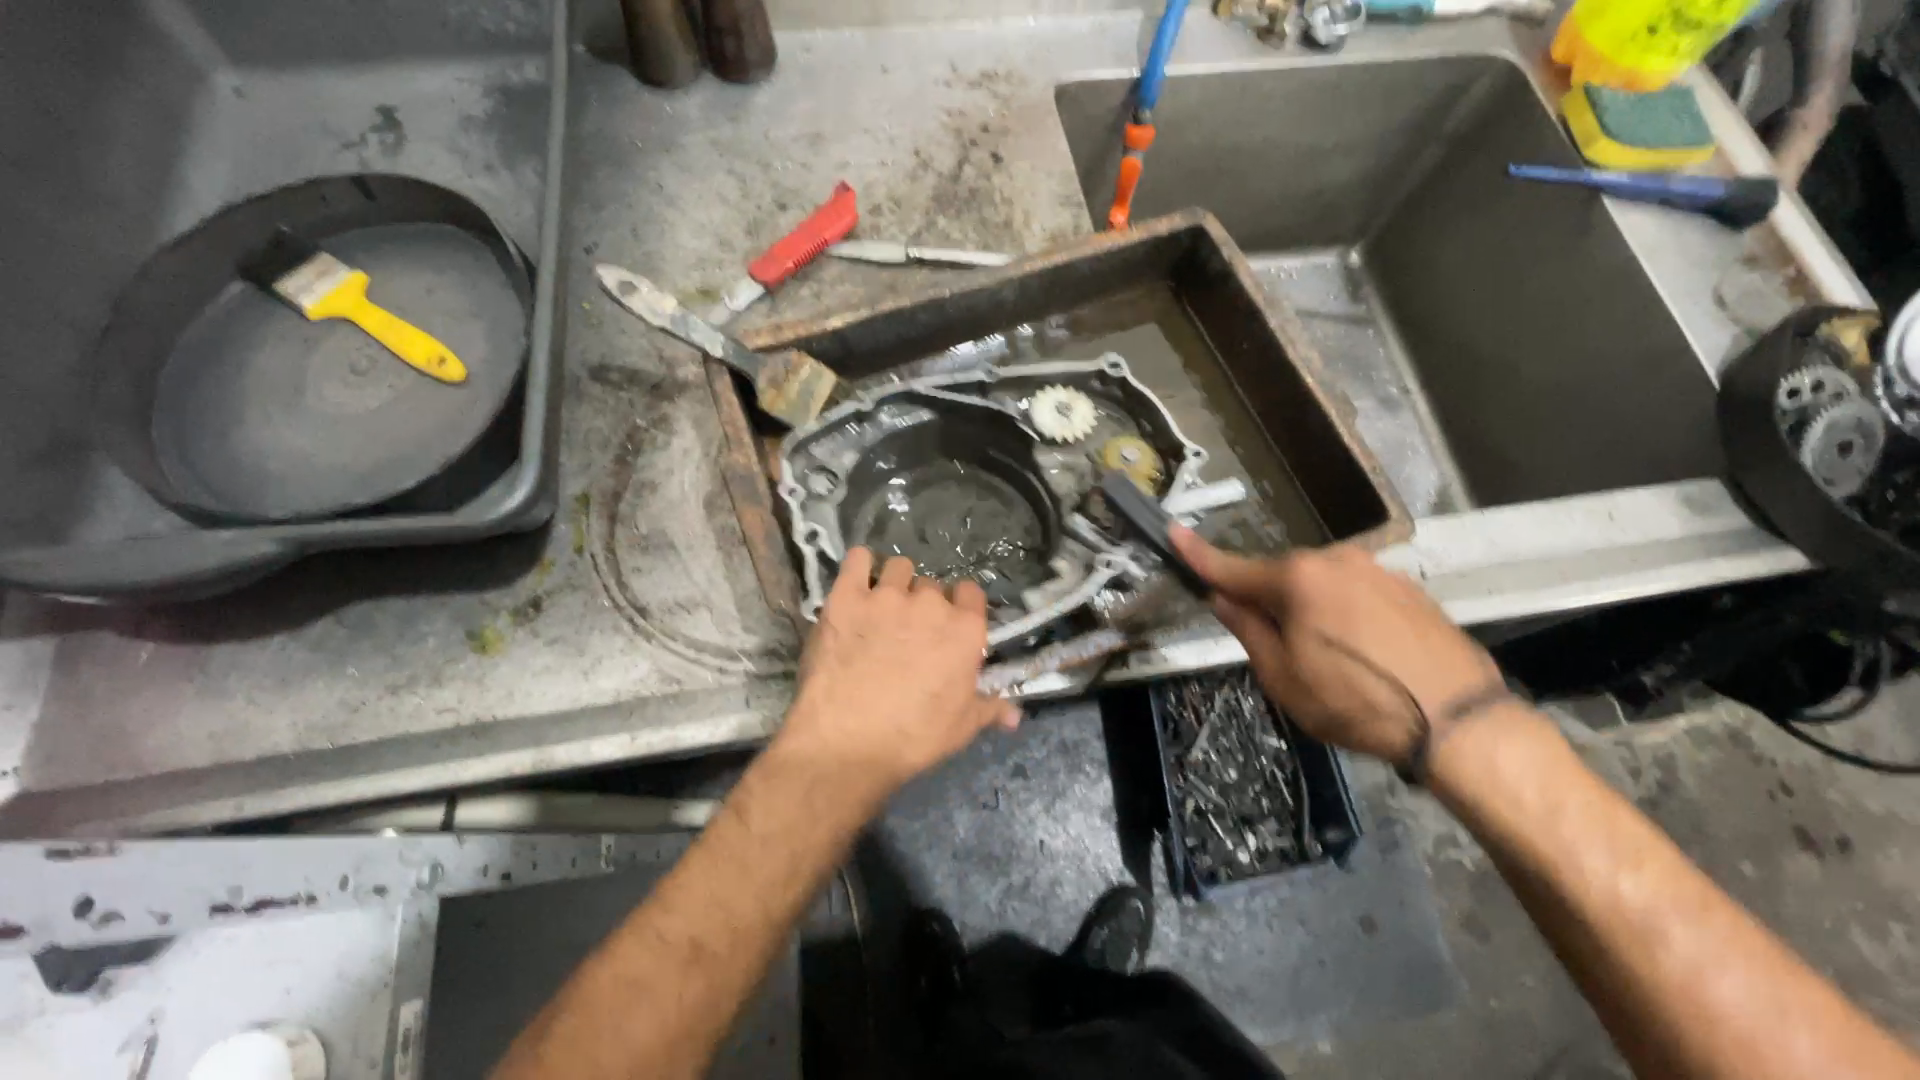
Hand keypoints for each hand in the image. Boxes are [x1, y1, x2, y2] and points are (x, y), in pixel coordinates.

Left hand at [776, 548, 1020, 795]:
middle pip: (932, 586)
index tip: (949, 625)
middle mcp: (930, 604)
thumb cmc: (913, 737)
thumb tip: (1015, 715)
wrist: (847, 740)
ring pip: (898, 568)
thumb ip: (989, 709)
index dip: (960, 607)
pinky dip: (859, 566)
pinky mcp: (846, 598)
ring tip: (882, 608)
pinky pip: (857, 560)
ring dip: (894, 583)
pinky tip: (856, 584)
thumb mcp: (961, 728)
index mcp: (965, 630)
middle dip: (924, 603)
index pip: (971, 594)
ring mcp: (886, 597)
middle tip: (909, 631)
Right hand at [1170, 527, 1502, 764]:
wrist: (1458, 719)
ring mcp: (1378, 571)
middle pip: (1281, 579)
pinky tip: (1363, 655)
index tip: (1173, 533)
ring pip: (1321, 587)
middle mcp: (1336, 561)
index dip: (1198, 556)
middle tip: (1276, 652)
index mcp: (1297, 579)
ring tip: (1329, 663)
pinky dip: (1345, 616)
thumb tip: (1224, 599)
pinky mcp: (1409, 590)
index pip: (1233, 568)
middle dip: (1269, 603)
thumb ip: (1248, 630)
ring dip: (1310, 611)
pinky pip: (1357, 596)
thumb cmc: (1354, 701)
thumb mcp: (1283, 676)